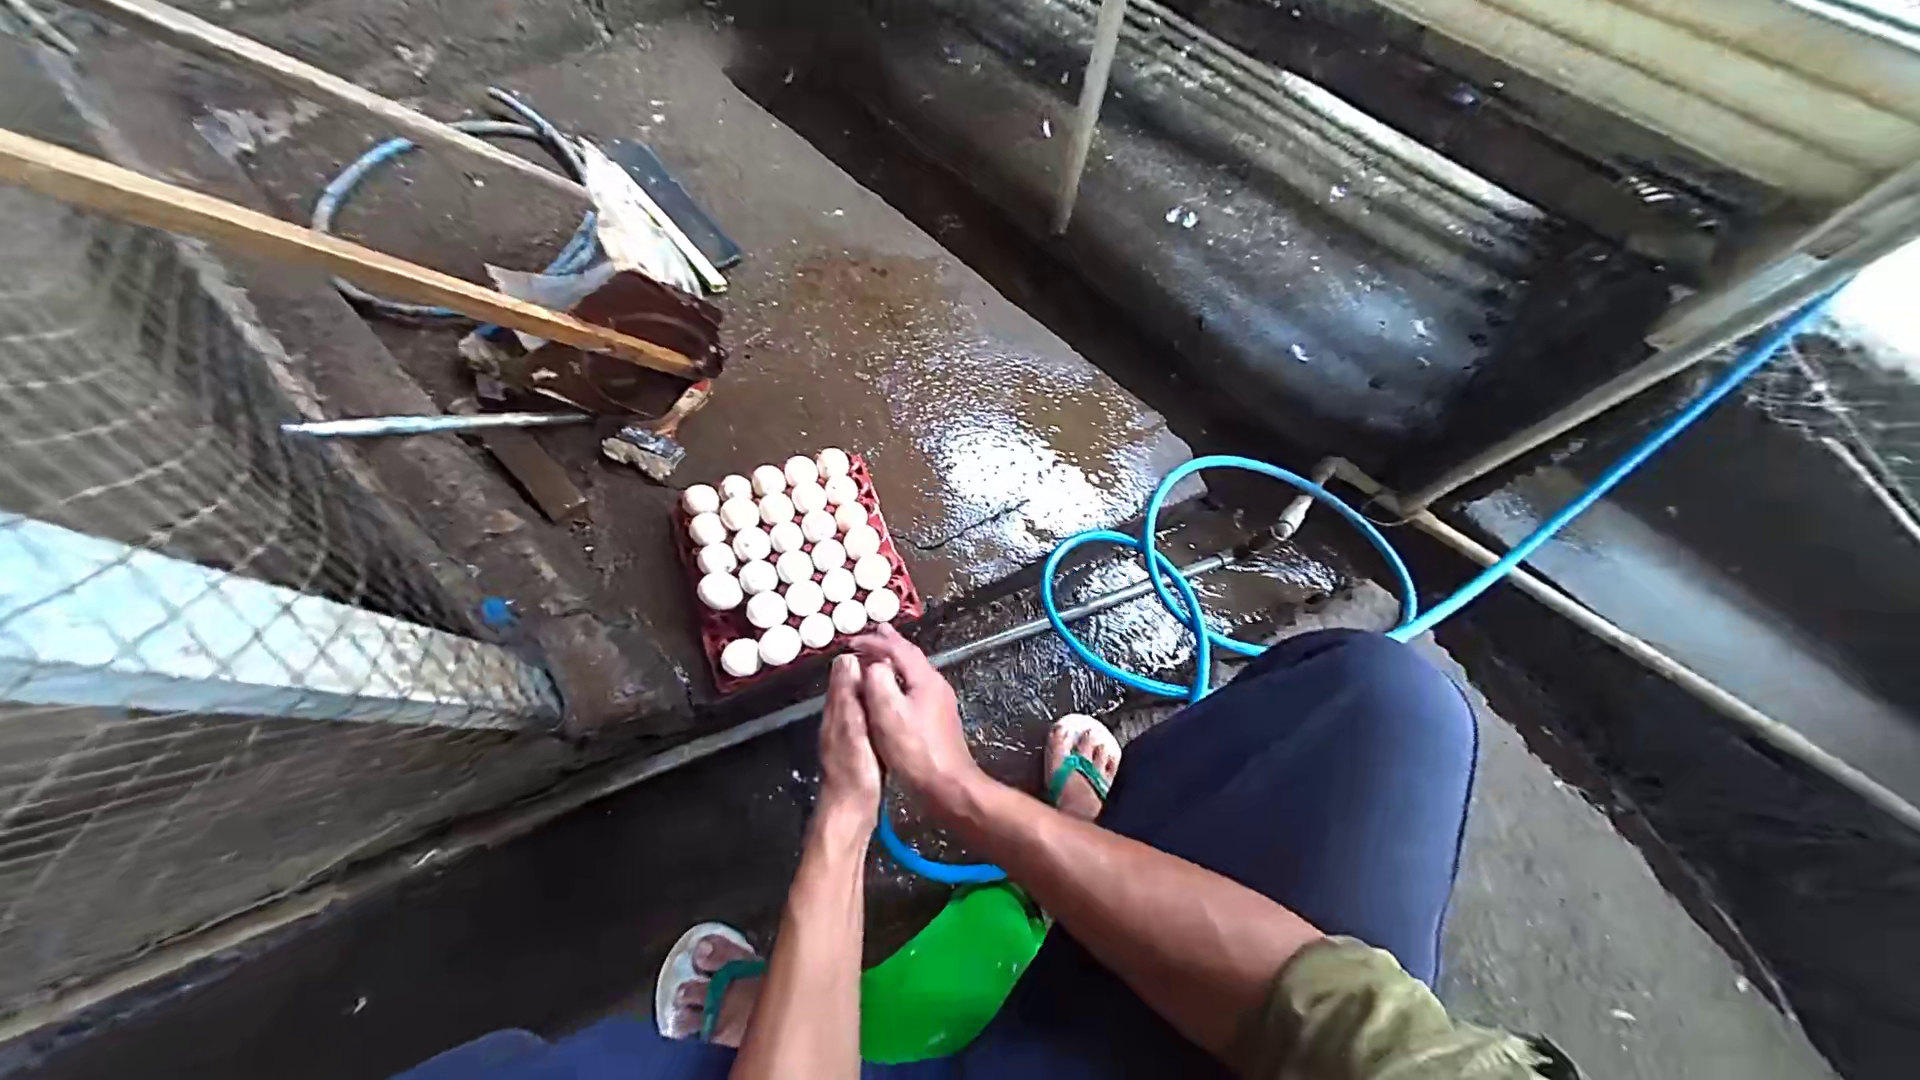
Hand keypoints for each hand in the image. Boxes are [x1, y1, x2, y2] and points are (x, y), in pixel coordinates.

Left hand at [817, 654, 880, 824]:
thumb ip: (847, 695)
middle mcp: (839, 718)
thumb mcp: (851, 728)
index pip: (844, 673)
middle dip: (869, 669)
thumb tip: (847, 658)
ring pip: (862, 701)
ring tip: (897, 675)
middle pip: (853, 685)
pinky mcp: (861, 747)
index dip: (861, 657)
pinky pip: (870, 717)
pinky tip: (894, 707)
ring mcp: (850, 734)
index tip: (882, 644)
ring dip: (875, 687)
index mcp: (836, 711)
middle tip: (895, 656)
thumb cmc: (854, 771)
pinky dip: (880, 706)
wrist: (851, 812)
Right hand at [849, 624, 984, 816]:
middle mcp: (935, 684)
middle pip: (910, 656)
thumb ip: (878, 682)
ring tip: (878, 656)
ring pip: (913, 671)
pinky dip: (899, 678)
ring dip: (894, 660)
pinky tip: (891, 689)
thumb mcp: (889, 714)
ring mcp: (939, 701)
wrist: (949, 785)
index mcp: (925, 679)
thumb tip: (874, 663)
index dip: (874, 642)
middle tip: (873, 632)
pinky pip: (915, 686)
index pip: (898, 649)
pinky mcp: (937, 717)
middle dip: (889, 643)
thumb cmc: (916, 751)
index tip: (852, 640)